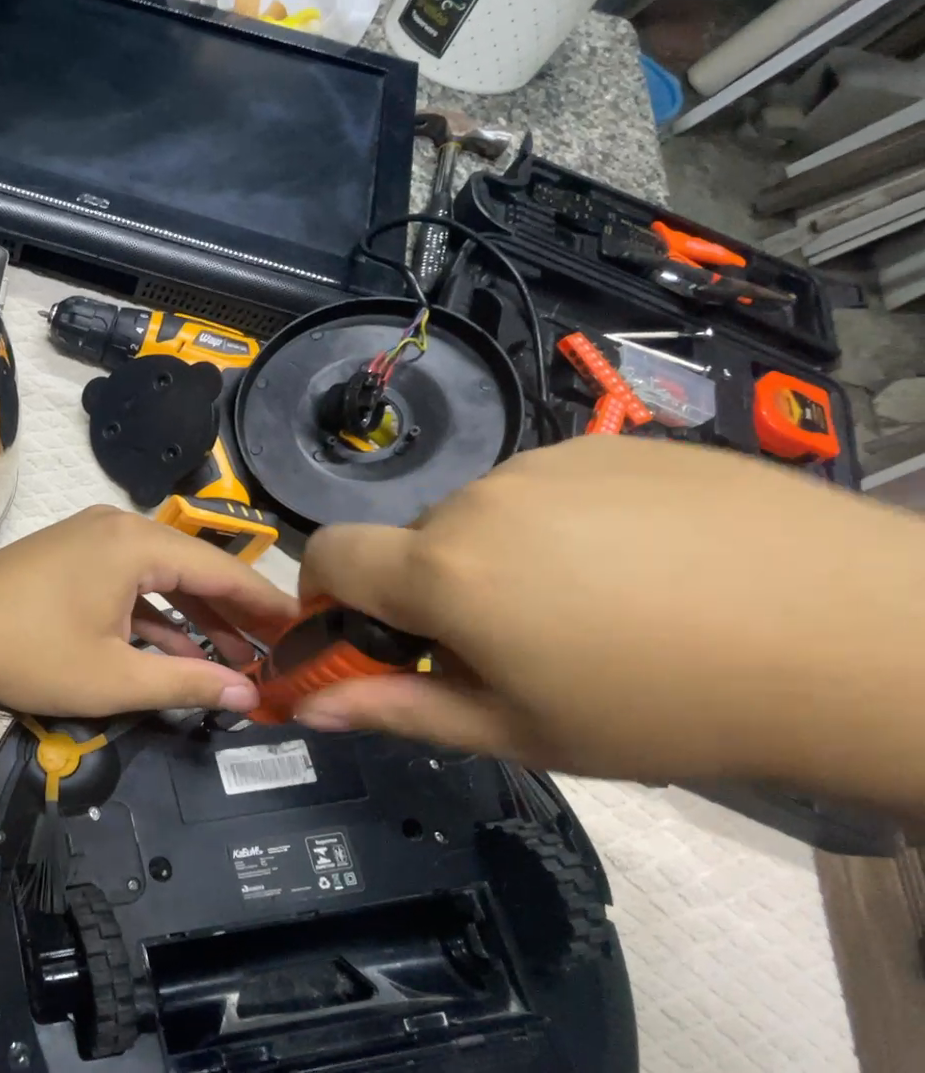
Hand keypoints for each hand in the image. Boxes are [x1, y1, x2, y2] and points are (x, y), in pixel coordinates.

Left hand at [0, 506, 299, 721]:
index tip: (302, 629)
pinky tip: (172, 648)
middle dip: (231, 615)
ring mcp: (85, 539)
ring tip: (231, 660)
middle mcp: (114, 528)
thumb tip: (249, 696)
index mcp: (135, 544)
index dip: (265, 604)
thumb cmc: (32, 655)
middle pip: (191, 569)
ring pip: (157, 576)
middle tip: (273, 654)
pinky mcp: (64, 557)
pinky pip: (124, 580)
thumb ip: (187, 684)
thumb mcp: (115, 678)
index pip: (221, 570)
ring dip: (191, 617)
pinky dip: (150, 612)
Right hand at [292, 435, 924, 792]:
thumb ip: (399, 711)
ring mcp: (548, 461)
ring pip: (479, 516)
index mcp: (443, 571)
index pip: (326, 554)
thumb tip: (308, 708)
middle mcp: (478, 499)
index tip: (360, 632)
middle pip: (410, 543)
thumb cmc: (669, 706)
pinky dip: (556, 525)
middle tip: (510, 644)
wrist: (867, 638)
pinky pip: (545, 486)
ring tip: (590, 605)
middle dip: (430, 591)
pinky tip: (637, 564)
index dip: (321, 592)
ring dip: (495, 558)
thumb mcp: (519, 731)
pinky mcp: (611, 443)